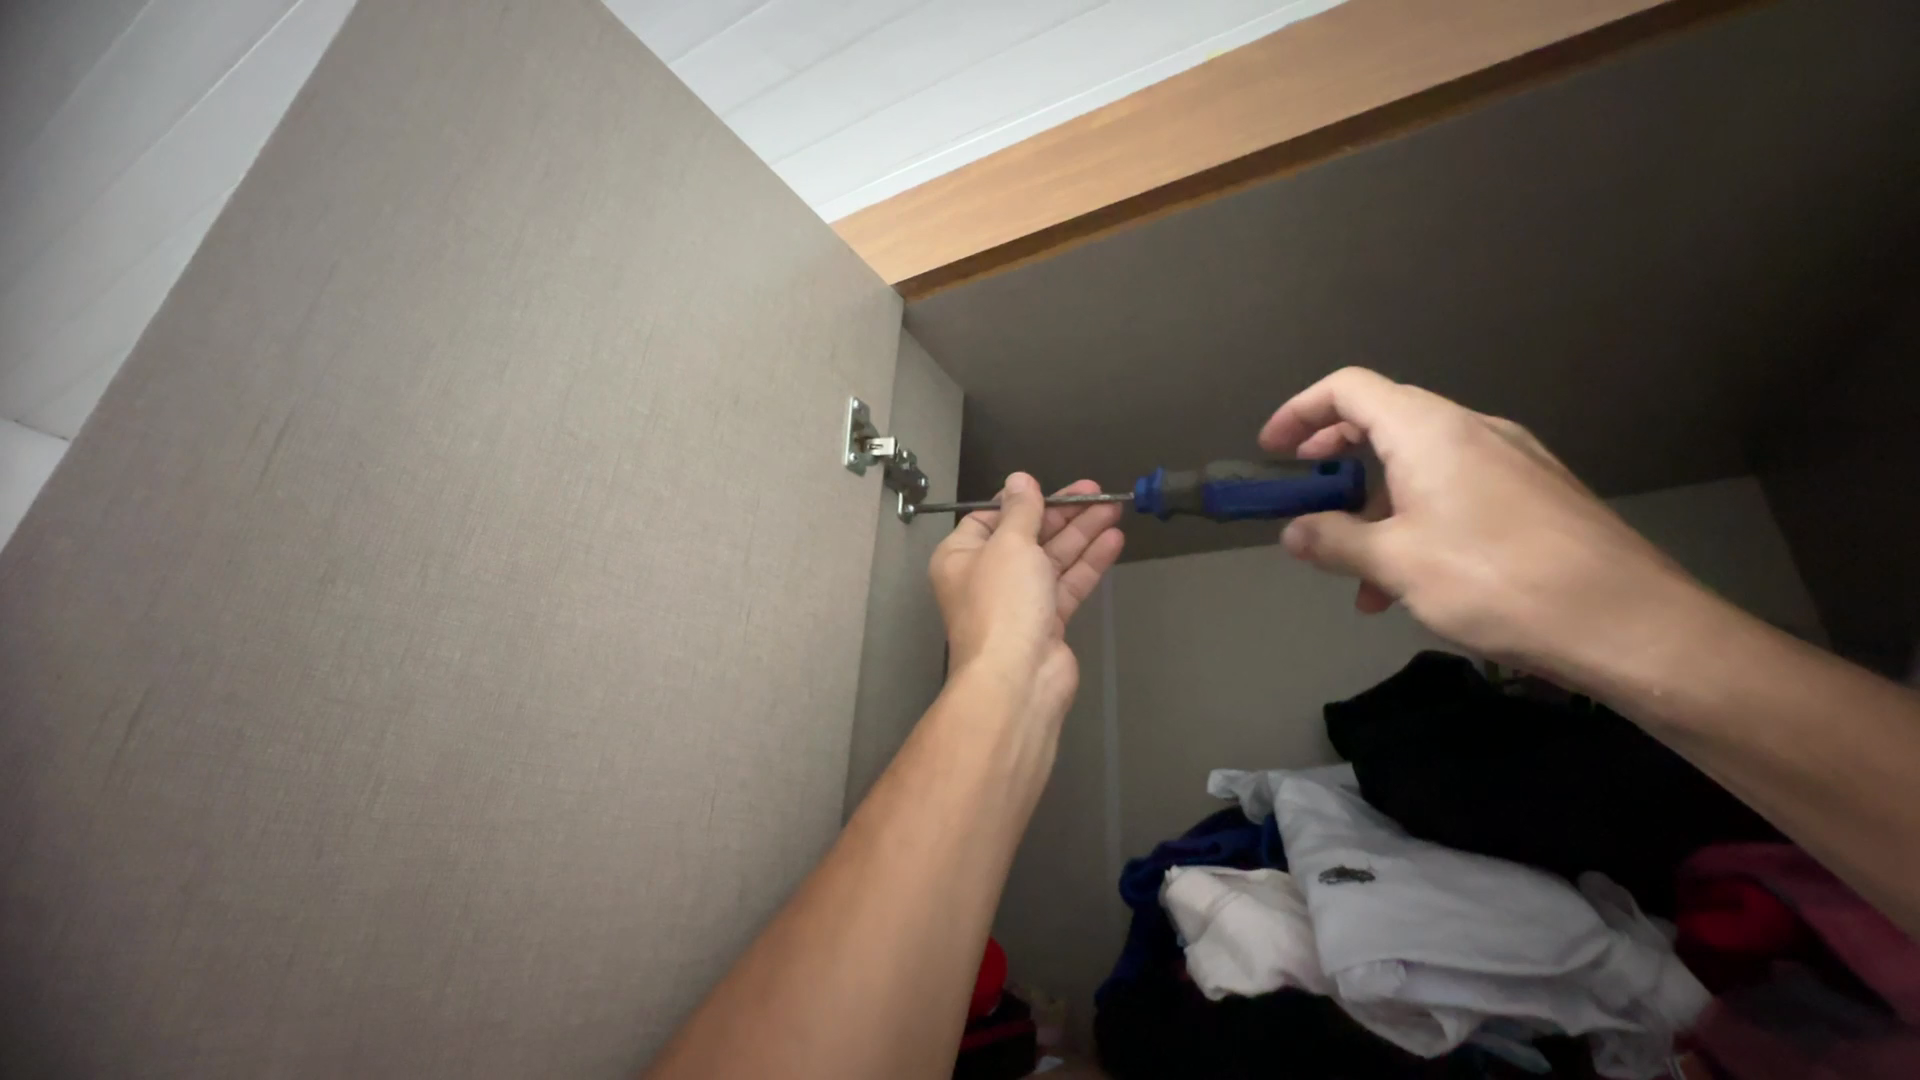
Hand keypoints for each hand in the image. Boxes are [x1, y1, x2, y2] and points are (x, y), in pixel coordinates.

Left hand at [929, 474, 1124, 719]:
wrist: (1017, 678)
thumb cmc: (1002, 604)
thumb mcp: (1009, 544)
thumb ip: (1021, 510)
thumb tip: (1019, 480)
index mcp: (960, 556)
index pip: (989, 518)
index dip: (1021, 501)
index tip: (1049, 487)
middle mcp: (986, 577)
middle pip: (1027, 535)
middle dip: (1062, 514)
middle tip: (1096, 492)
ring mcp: (1017, 601)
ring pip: (1052, 559)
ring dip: (1082, 533)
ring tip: (1113, 510)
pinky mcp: (1045, 621)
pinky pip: (1067, 584)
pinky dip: (1088, 562)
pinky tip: (1112, 541)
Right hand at [1259, 367, 1701, 685]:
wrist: (1630, 625)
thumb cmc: (1495, 580)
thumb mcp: (1394, 563)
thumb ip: (1333, 541)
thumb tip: (1293, 532)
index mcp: (1429, 430)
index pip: (1348, 389)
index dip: (1299, 412)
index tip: (1271, 452)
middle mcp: (1471, 430)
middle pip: (1383, 421)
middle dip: (1333, 457)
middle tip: (1304, 494)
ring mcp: (1510, 460)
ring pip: (1419, 464)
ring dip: (1373, 505)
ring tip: (1355, 571)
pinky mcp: (1535, 494)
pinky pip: (1455, 490)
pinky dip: (1415, 520)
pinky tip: (1409, 581)